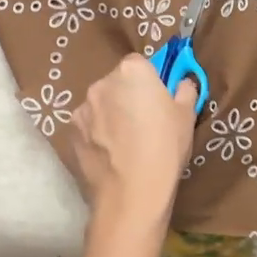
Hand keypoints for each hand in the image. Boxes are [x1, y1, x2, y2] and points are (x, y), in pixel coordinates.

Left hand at [66, 54, 199, 220]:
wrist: (131, 194)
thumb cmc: (165, 146)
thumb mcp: (187, 113)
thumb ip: (184, 89)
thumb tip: (181, 84)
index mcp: (132, 71)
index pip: (140, 63)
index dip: (150, 79)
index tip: (159, 97)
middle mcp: (102, 84)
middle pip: (117, 82)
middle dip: (128, 94)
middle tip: (145, 119)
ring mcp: (81, 110)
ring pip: (101, 104)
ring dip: (111, 113)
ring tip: (126, 140)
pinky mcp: (69, 136)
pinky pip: (89, 126)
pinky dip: (98, 133)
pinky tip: (111, 153)